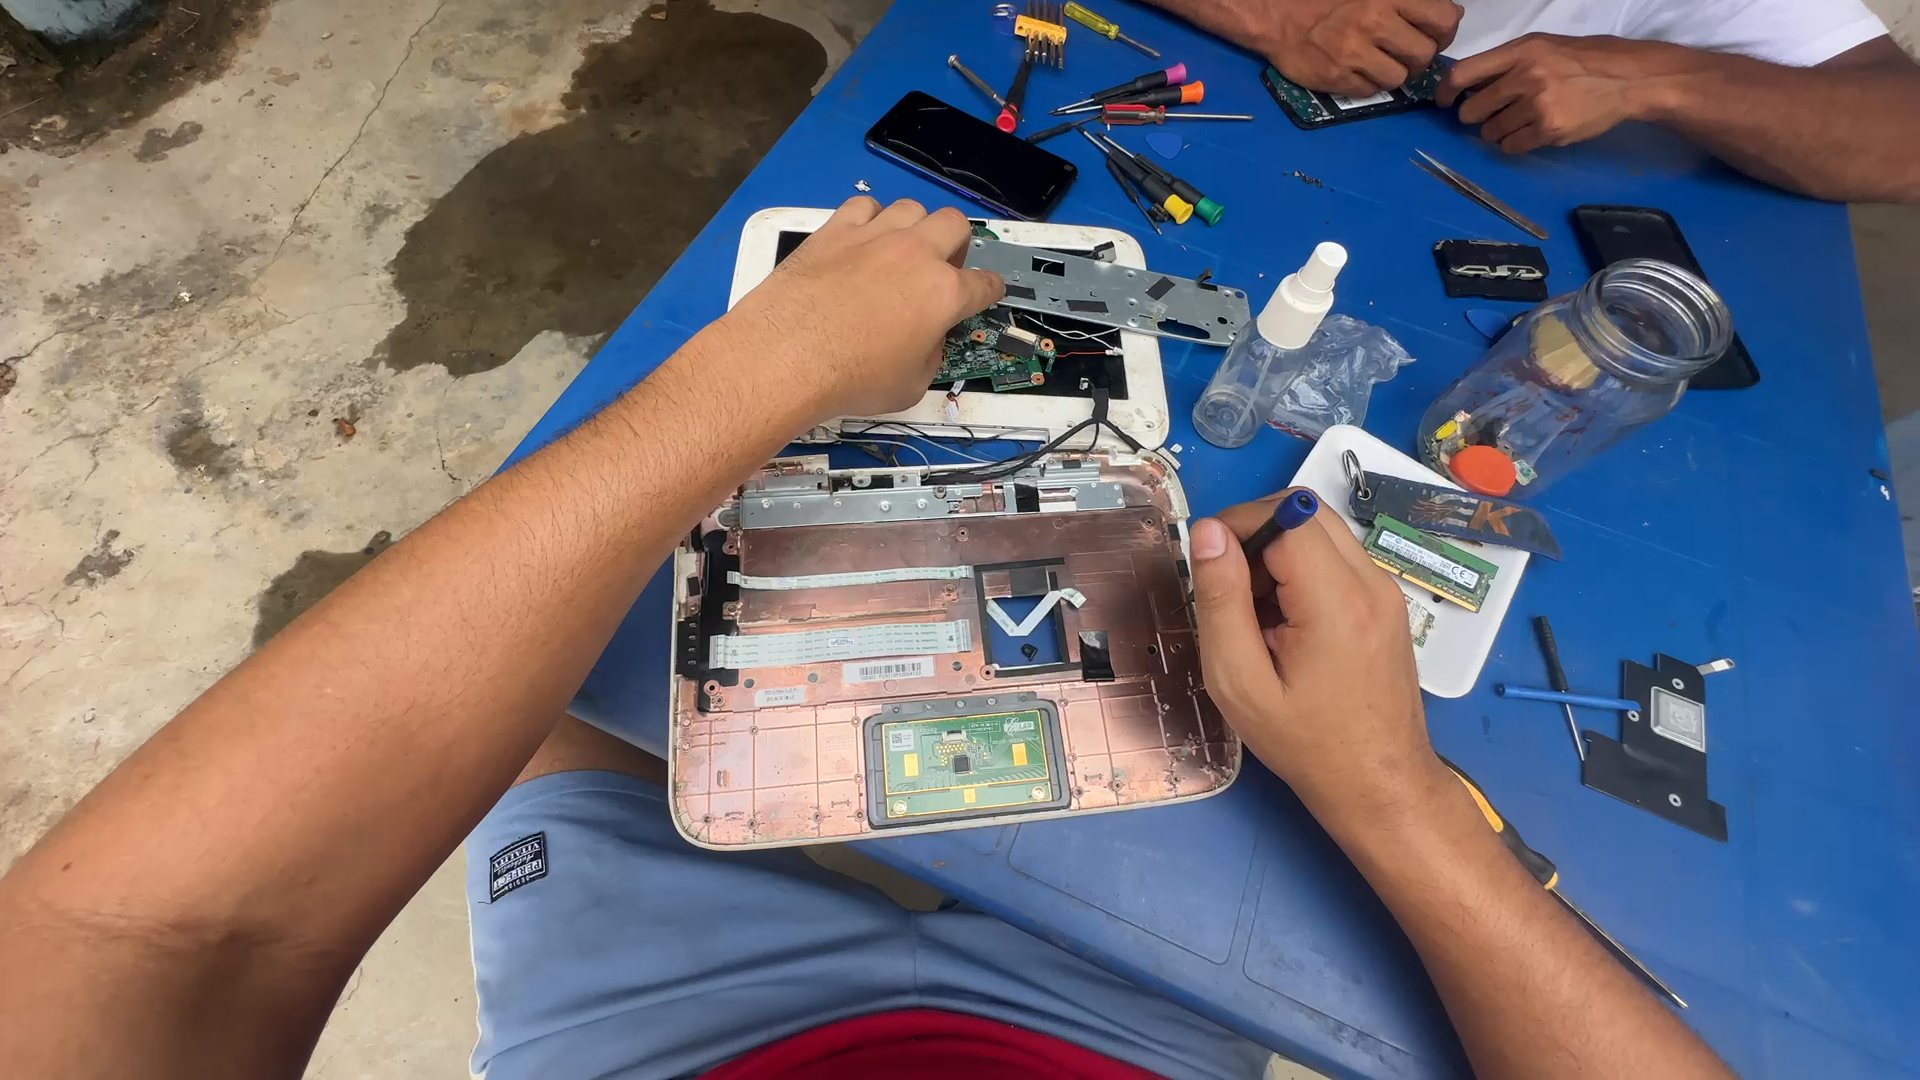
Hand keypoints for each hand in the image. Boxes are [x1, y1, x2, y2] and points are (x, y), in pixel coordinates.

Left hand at [723, 197, 1004, 419]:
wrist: (787, 356)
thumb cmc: (853, 380)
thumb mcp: (910, 387)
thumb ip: (930, 357)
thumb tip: (927, 342)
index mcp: (945, 295)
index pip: (984, 285)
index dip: (988, 291)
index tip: (984, 294)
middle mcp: (917, 254)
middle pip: (956, 225)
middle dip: (957, 245)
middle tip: (944, 266)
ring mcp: (875, 236)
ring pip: (912, 208)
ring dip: (915, 227)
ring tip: (902, 251)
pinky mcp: (836, 229)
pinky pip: (865, 206)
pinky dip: (871, 219)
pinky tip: (863, 240)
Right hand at [1189, 491, 1446, 835]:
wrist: (1379, 784)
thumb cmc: (1304, 741)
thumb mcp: (1239, 679)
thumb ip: (1220, 600)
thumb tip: (1207, 532)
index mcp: (1338, 601)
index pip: (1286, 516)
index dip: (1237, 526)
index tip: (1208, 567)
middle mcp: (1372, 582)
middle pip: (1306, 511)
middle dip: (1254, 532)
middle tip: (1228, 588)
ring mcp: (1385, 590)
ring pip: (1319, 529)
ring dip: (1275, 551)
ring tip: (1254, 611)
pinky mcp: (1384, 601)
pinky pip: (1333, 556)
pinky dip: (1297, 568)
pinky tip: (1282, 619)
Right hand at [1253, 0, 1461, 97]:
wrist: (1283, 19)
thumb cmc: (1332, 1)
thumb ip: (1410, 1)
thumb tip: (1450, 16)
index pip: (1443, 20)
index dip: (1445, 34)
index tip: (1434, 38)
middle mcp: (1376, 22)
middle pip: (1422, 55)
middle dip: (1419, 61)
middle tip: (1406, 59)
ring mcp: (1354, 53)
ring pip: (1397, 78)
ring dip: (1394, 76)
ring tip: (1382, 68)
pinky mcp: (1336, 77)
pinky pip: (1369, 90)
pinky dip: (1368, 85)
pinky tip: (1358, 74)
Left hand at [1437, 34, 1674, 152]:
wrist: (1634, 78)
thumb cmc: (1584, 61)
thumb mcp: (1544, 49)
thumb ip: (1505, 65)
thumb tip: (1462, 87)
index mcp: (1524, 51)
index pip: (1462, 74)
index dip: (1445, 92)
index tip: (1444, 102)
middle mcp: (1527, 75)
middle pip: (1469, 112)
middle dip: (1477, 116)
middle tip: (1499, 110)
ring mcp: (1538, 104)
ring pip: (1488, 133)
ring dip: (1500, 130)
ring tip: (1527, 116)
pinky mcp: (1547, 129)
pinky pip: (1508, 146)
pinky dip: (1517, 142)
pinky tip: (1538, 127)